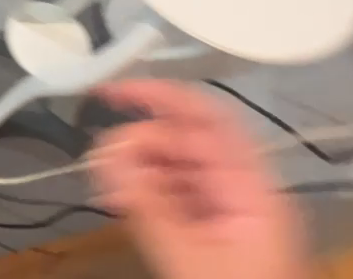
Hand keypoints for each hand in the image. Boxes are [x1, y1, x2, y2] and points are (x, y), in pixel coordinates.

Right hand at [91, 81, 310, 278]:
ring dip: (132, 166)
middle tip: (102, 167)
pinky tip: (117, 202)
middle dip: (135, 144)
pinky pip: (168, 187)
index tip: (109, 93)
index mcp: (250, 189)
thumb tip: (103, 152)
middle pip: (181, 137)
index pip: (207, 119)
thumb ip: (145, 201)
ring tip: (107, 193)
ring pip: (169, 161)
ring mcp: (224, 207)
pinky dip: (139, 187)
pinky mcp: (208, 224)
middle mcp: (239, 187)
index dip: (160, 95)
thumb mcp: (186, 258)